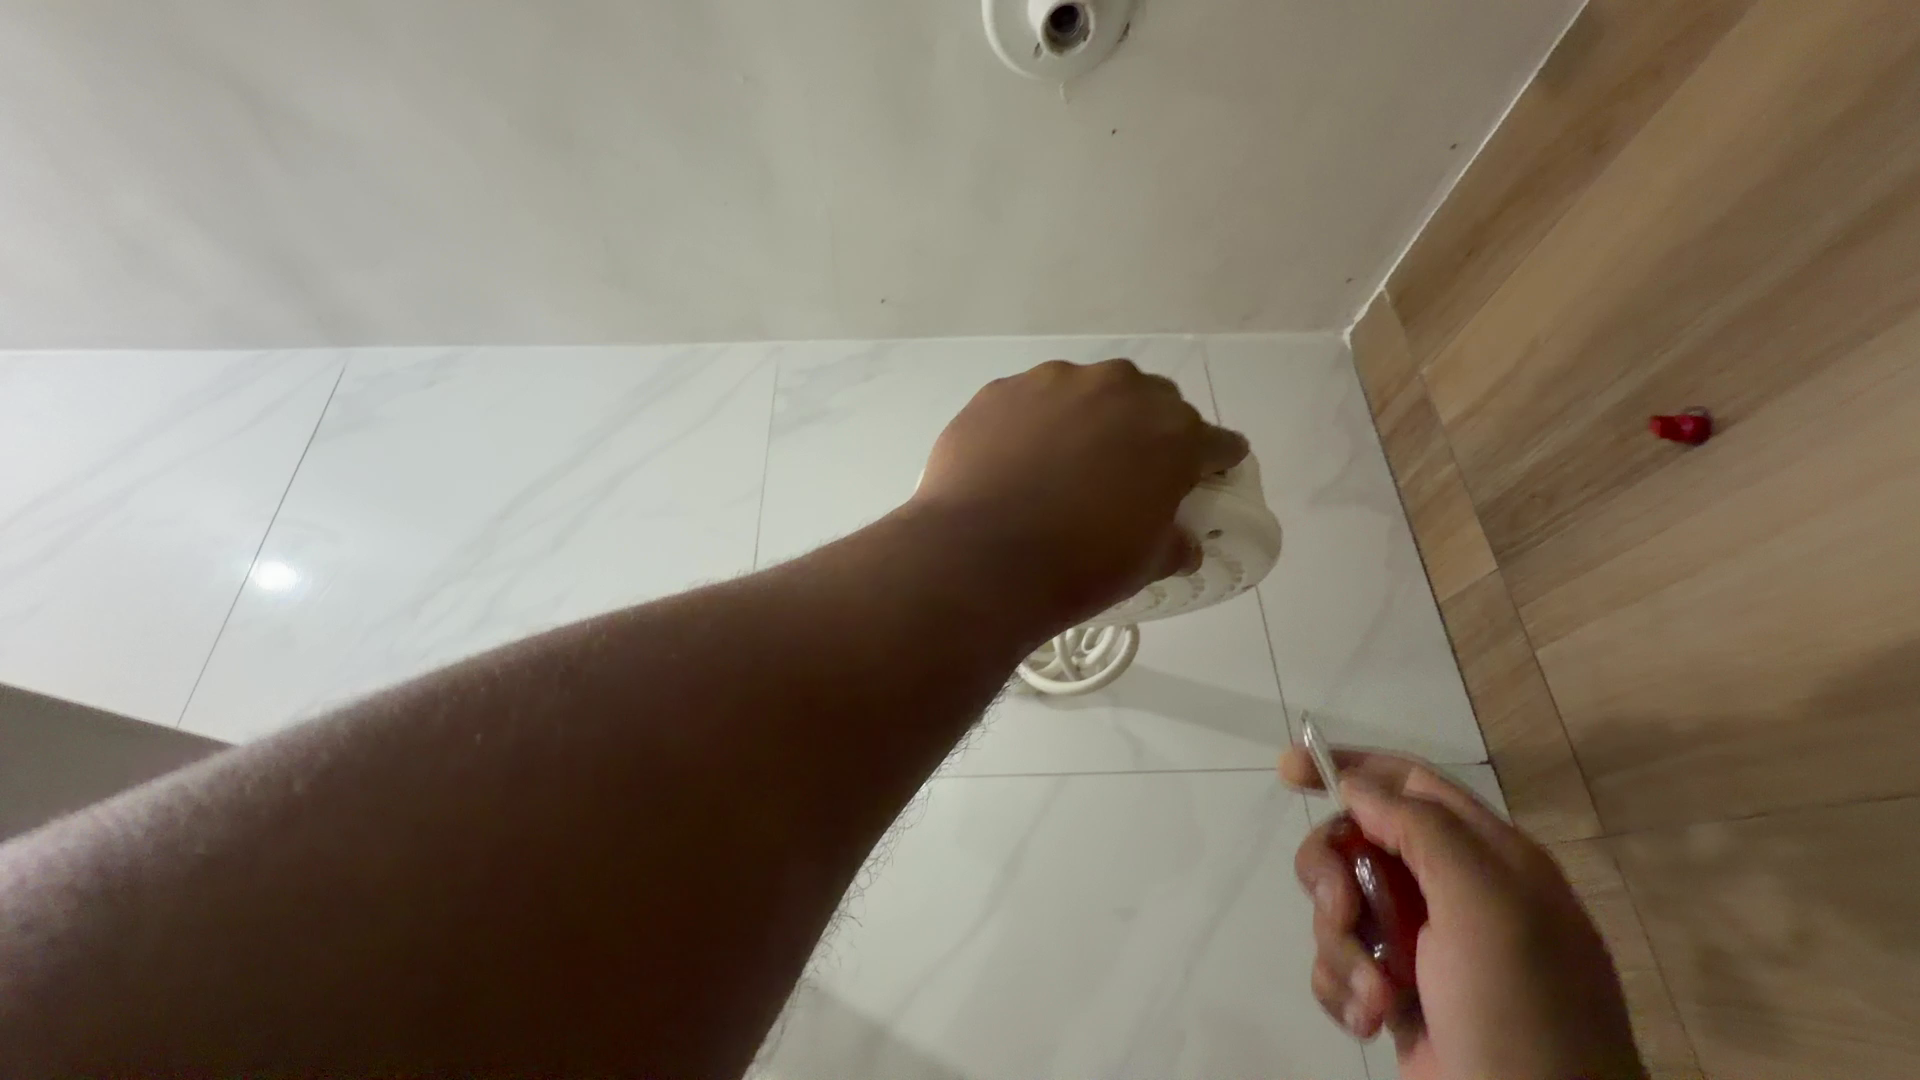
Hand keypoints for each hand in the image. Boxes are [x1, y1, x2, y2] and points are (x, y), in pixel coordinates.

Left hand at [911, 358, 1247, 629]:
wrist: (980, 558)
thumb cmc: (1077, 566)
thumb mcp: (1145, 565)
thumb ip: (1174, 543)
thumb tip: (1182, 542)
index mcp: (1174, 433)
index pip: (1216, 443)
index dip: (1212, 464)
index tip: (1204, 479)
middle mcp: (1121, 390)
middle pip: (1151, 404)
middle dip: (1147, 433)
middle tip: (1126, 473)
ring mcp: (1055, 382)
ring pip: (1087, 392)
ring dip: (1086, 420)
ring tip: (1061, 464)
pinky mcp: (1001, 390)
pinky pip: (1030, 402)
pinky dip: (1032, 424)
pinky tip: (1014, 460)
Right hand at [1280, 747, 1646, 1079]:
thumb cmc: (1519, 1010)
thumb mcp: (1486, 905)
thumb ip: (1421, 830)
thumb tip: (1355, 786)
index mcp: (1487, 856)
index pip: (1407, 781)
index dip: (1348, 767)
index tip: (1289, 771)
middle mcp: (1451, 890)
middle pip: (1356, 841)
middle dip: (1332, 872)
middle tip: (1342, 911)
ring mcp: (1421, 943)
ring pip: (1339, 902)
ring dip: (1339, 944)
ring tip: (1373, 993)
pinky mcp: (1394, 989)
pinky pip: (1339, 959)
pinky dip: (1341, 984)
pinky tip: (1368, 1017)